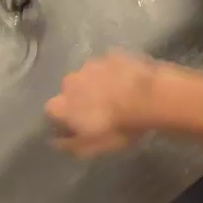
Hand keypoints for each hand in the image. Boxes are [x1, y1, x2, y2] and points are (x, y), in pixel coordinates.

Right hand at [45, 51, 163, 156]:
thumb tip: (55, 142)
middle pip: (69, 91)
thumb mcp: (93, 147)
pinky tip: (127, 82)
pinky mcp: (111, 54)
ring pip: (88, 76)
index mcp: (60, 105)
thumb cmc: (119, 127)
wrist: (150, 96)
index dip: (65, 120)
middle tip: (100, 110)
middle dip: (80, 99)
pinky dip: (113, 73)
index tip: (79, 126)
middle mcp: (69, 81)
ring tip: (116, 95)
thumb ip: (69, 145)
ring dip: (96, 84)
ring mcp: (90, 64)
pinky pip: (108, 66)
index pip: (52, 113)